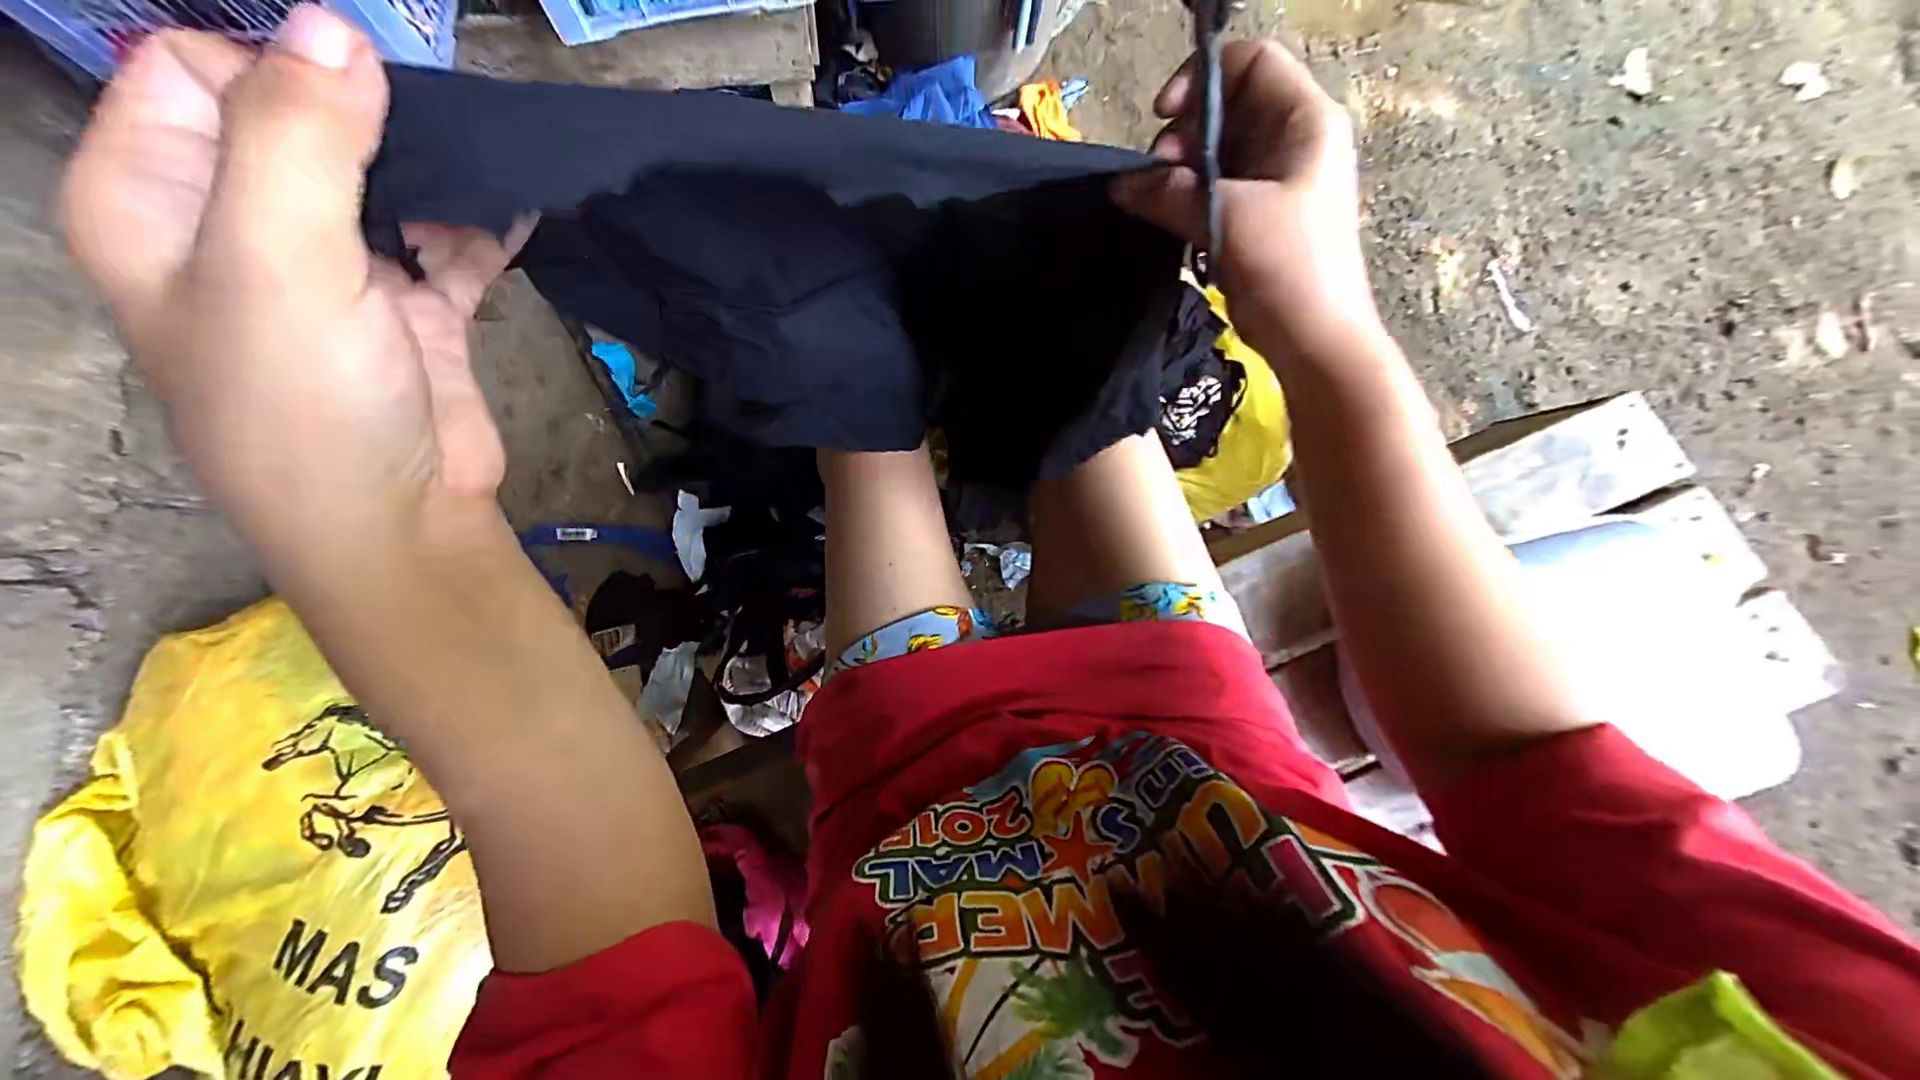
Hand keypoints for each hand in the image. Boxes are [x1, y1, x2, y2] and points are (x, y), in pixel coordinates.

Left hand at [61, 8, 526, 581]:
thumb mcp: (279, 259)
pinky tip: (519, 215)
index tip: (363, 117)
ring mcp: (342, 275)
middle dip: (376, 123)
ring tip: (489, 182)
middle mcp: (247, 229)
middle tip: (442, 140)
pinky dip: (483, 230)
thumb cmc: (309, 399)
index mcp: (160, 200)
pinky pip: (451, 248)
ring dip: (438, 179)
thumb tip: (337, 28)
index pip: (192, 74)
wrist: (401, 514)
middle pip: (304, 126)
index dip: (277, 74)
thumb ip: (300, 139)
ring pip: (387, 187)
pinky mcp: (417, 314)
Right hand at [1112, 39, 1383, 359]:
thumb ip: (1169, 194)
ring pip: (1215, 156)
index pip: (1249, 64)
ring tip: (1160, 205)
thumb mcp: (1227, 219)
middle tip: (1156, 177)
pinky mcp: (1256, 219)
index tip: (1162, 118)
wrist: (1314, 338)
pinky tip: (1173, 222)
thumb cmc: (1289, 268)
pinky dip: (1188, 201)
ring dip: (1181, 175)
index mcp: (1305, 122)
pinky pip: (1214, 192)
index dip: (1201, 80)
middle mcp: (1292, 143)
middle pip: (1225, 110)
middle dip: (1183, 137)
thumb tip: (1120, 184)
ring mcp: (1274, 183)